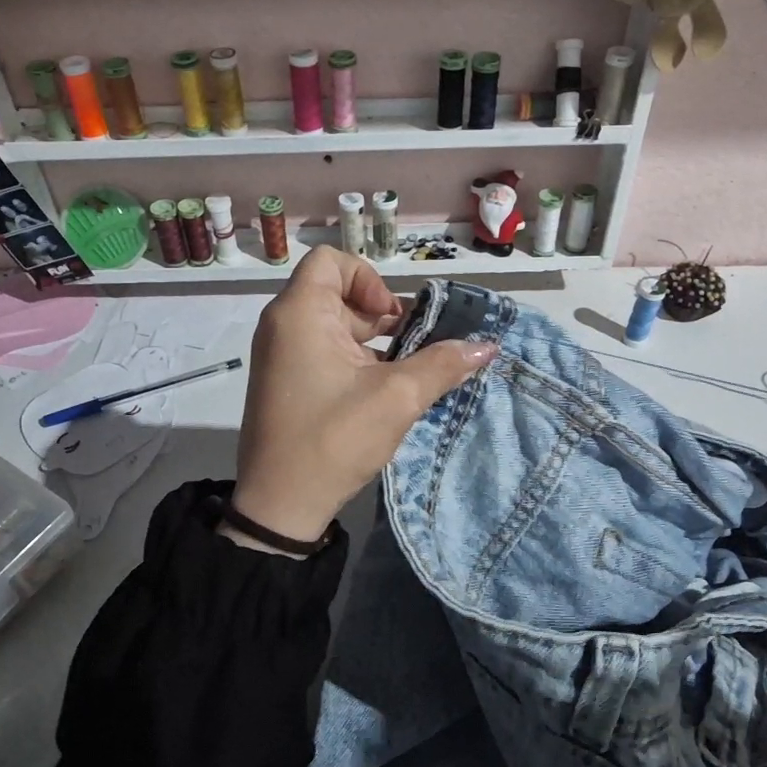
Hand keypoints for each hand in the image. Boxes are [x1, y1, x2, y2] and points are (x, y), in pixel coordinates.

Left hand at [233, 247, 494, 543]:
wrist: (280, 506)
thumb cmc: (334, 439)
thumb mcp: (396, 398)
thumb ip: (442, 364)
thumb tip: (486, 346)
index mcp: (298, 314)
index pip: (332, 261)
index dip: (369, 279)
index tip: (391, 319)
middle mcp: (283, 325)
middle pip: (338, 293)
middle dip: (381, 315)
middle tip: (412, 349)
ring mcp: (281, 355)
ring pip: (335, 325)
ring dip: (373, 342)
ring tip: (405, 374)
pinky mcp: (286, 381)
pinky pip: (324, 351)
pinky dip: (355, 361)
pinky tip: (383, 393)